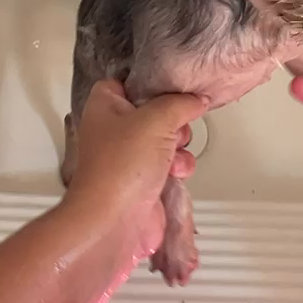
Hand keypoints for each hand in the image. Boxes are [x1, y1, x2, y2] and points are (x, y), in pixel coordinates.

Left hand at [63, 80, 205, 261]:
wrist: (114, 221)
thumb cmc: (121, 166)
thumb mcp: (156, 119)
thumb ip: (181, 103)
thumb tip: (197, 98)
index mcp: (105, 104)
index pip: (129, 81)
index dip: (152, 84)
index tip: (173, 87)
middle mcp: (114, 128)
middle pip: (156, 110)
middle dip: (173, 121)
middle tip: (172, 128)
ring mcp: (129, 155)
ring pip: (167, 138)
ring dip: (178, 146)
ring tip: (172, 155)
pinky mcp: (143, 178)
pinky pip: (170, 163)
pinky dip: (177, 167)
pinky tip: (174, 173)